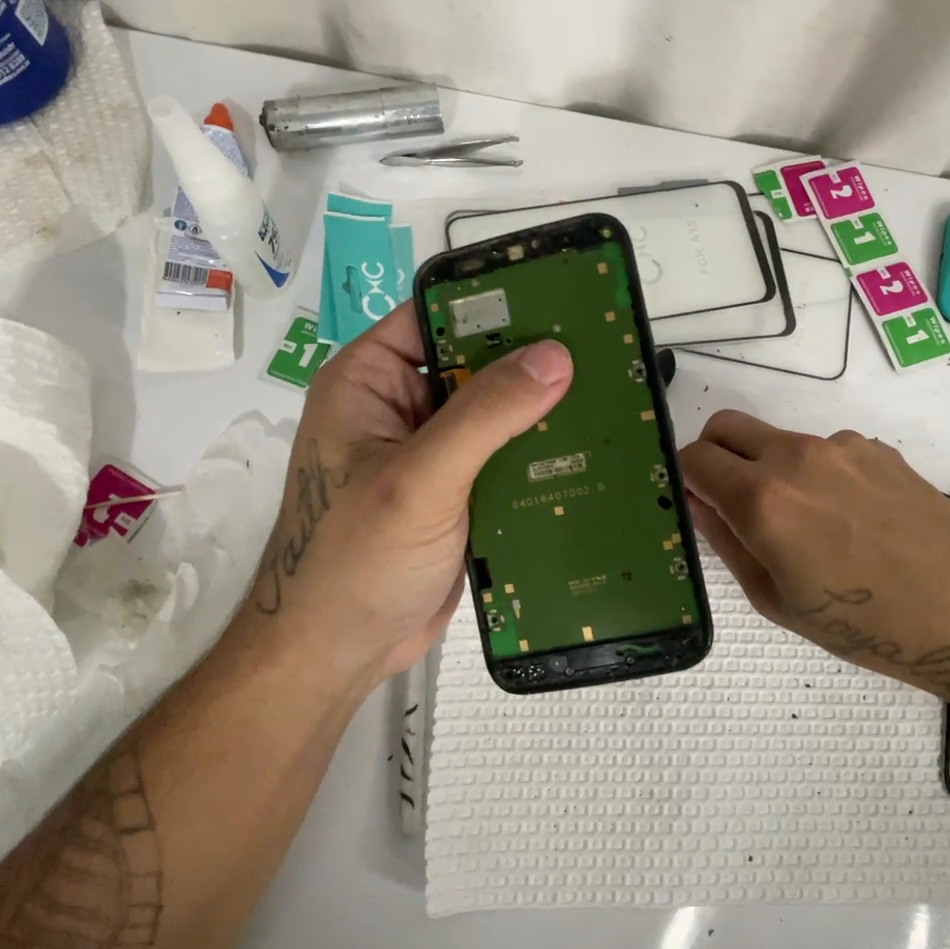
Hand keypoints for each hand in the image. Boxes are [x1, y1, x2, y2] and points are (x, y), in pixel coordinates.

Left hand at [245, 308, 572, 692]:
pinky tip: (589, 448)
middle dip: (532, 358)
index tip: (564, 294)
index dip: (496, 302)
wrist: (337, 654)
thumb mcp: (420, 479)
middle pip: (475, 362)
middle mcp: (400, 406)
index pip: (436, 315)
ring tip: (612, 391)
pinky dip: (539, 454)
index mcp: (371, 381)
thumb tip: (556, 355)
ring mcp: (430, 452)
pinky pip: (503, 457)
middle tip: (605, 345)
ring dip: (542, 409)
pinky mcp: (456, 492)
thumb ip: (485, 415)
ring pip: (496, 412)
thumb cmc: (355, 560)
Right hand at [678, 410, 949, 707]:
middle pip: (725, 427)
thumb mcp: (777, 601)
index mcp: (764, 501)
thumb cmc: (867, 627)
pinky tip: (850, 520)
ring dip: (768, 467)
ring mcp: (840, 446)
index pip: (693, 460)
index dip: (685, 481)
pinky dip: (814, 473)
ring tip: (808, 525)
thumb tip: (699, 505)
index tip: (698, 506)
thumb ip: (727, 544)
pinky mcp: (875, 447)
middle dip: (714, 458)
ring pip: (775, 439)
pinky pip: (822, 449)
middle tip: (731, 504)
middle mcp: (796, 457)